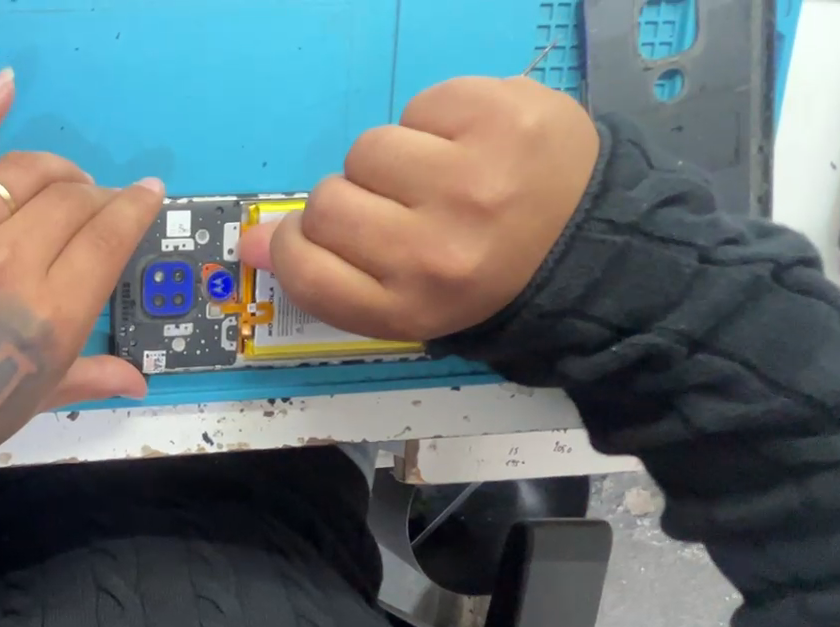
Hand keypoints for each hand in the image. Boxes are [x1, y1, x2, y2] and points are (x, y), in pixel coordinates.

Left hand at [0, 69, 162, 460]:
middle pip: (72, 200)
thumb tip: (139, 383)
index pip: (108, 236)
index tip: (146, 195)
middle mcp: (12, 262)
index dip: (135, 209)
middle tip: (97, 209)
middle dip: (98, 198)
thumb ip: (93, 377)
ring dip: (57, 169)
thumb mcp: (41, 398)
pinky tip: (6, 87)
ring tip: (65, 181)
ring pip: (25, 171)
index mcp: (52, 314)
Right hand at [238, 76, 598, 342]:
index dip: (295, 247)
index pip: (303, 265)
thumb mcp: (396, 306)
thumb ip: (321, 277)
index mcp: (403, 308)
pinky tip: (464, 147)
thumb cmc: (472, 283)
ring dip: (387, 162)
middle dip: (347, 204)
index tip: (318, 241)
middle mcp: (433, 250)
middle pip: (325, 203)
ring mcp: (472, 179)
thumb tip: (249, 239)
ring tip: (433, 178)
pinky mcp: (504, 114)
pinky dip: (432, 122)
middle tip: (393, 213)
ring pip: (367, 149)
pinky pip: (421, 105)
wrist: (589, 247)